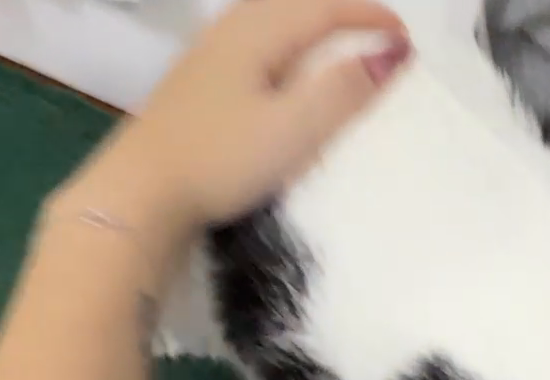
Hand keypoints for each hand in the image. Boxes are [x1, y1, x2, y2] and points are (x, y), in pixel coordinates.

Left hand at [77, 0, 409, 233]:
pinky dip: (285, 49)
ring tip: (336, 49)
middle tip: (374, 37)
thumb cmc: (221, 160)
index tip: (405, 39)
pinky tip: (281, 73)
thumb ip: (341, 92)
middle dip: (341, 15)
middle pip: (296, 5)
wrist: (143, 191)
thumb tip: (391, 54)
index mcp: (259, 32)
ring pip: (271, 22)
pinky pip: (254, 46)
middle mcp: (231, 29)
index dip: (369, 19)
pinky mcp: (197, 85)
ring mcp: (209, 56)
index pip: (325, 9)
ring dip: (310, 29)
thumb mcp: (291, 129)